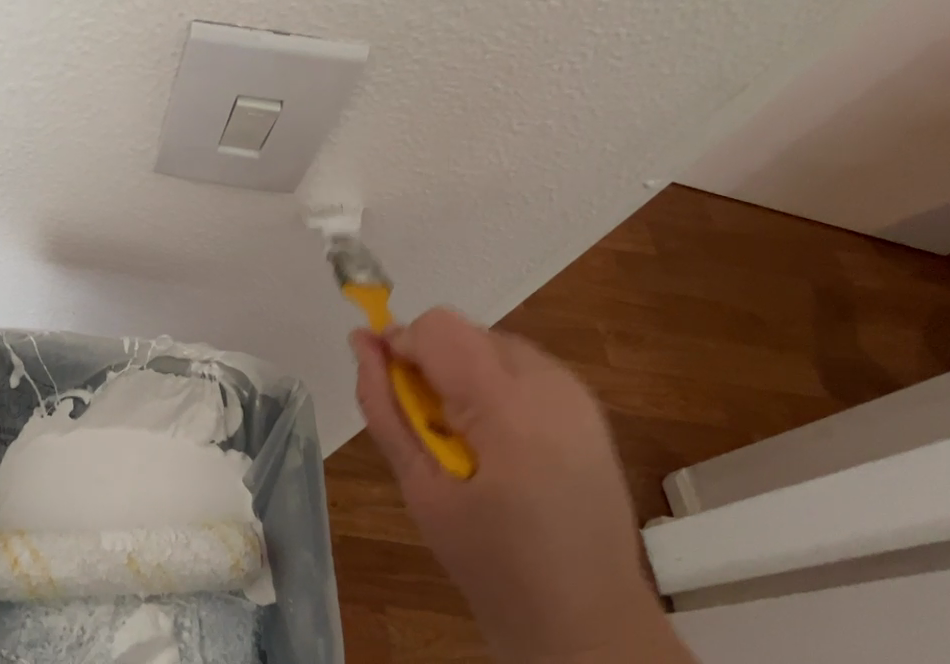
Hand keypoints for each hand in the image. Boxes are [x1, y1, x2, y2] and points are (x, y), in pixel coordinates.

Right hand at [350, 310, 692, 663]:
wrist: (587, 621)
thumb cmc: (492, 563)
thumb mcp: (421, 488)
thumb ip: (385, 409)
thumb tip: (360, 344)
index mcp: (510, 408)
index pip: (438, 329)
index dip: (400, 346)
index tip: (387, 385)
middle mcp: (551, 385)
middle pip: (464, 331)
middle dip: (431, 362)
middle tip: (426, 426)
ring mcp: (576, 394)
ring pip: (490, 343)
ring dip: (462, 372)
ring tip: (462, 438)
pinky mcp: (588, 407)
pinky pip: (521, 365)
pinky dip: (493, 384)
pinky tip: (497, 441)